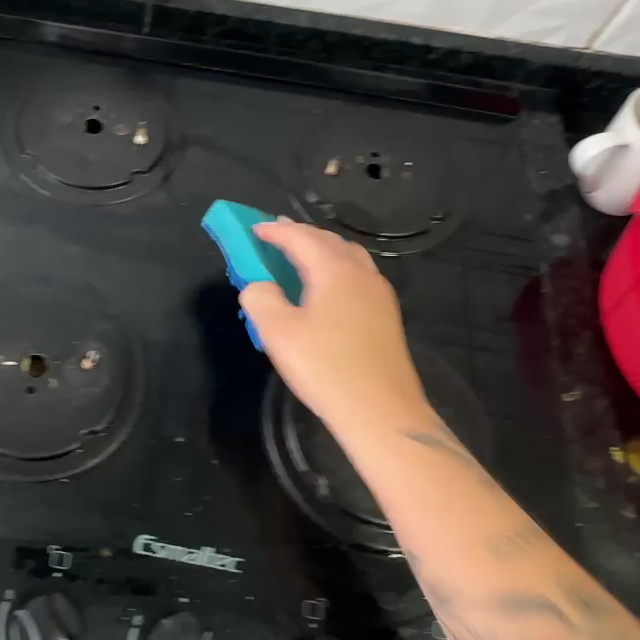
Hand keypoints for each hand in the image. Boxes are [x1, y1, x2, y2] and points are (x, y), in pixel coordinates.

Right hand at [240, 220, 431, 432]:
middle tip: (276, 235)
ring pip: (348, 257)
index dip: (275, 231)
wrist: (380, 410)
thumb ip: (260, 299)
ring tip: (301, 257)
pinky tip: (328, 288)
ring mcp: (379, 295)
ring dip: (322, 250)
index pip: (301, 238)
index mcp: (334, 270)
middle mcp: (361, 273)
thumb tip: (260, 286)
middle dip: (301, 234)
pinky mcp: (386, 316)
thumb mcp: (278, 333)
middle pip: (328, 241)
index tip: (253, 228)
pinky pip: (358, 276)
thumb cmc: (325, 367)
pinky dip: (337, 269)